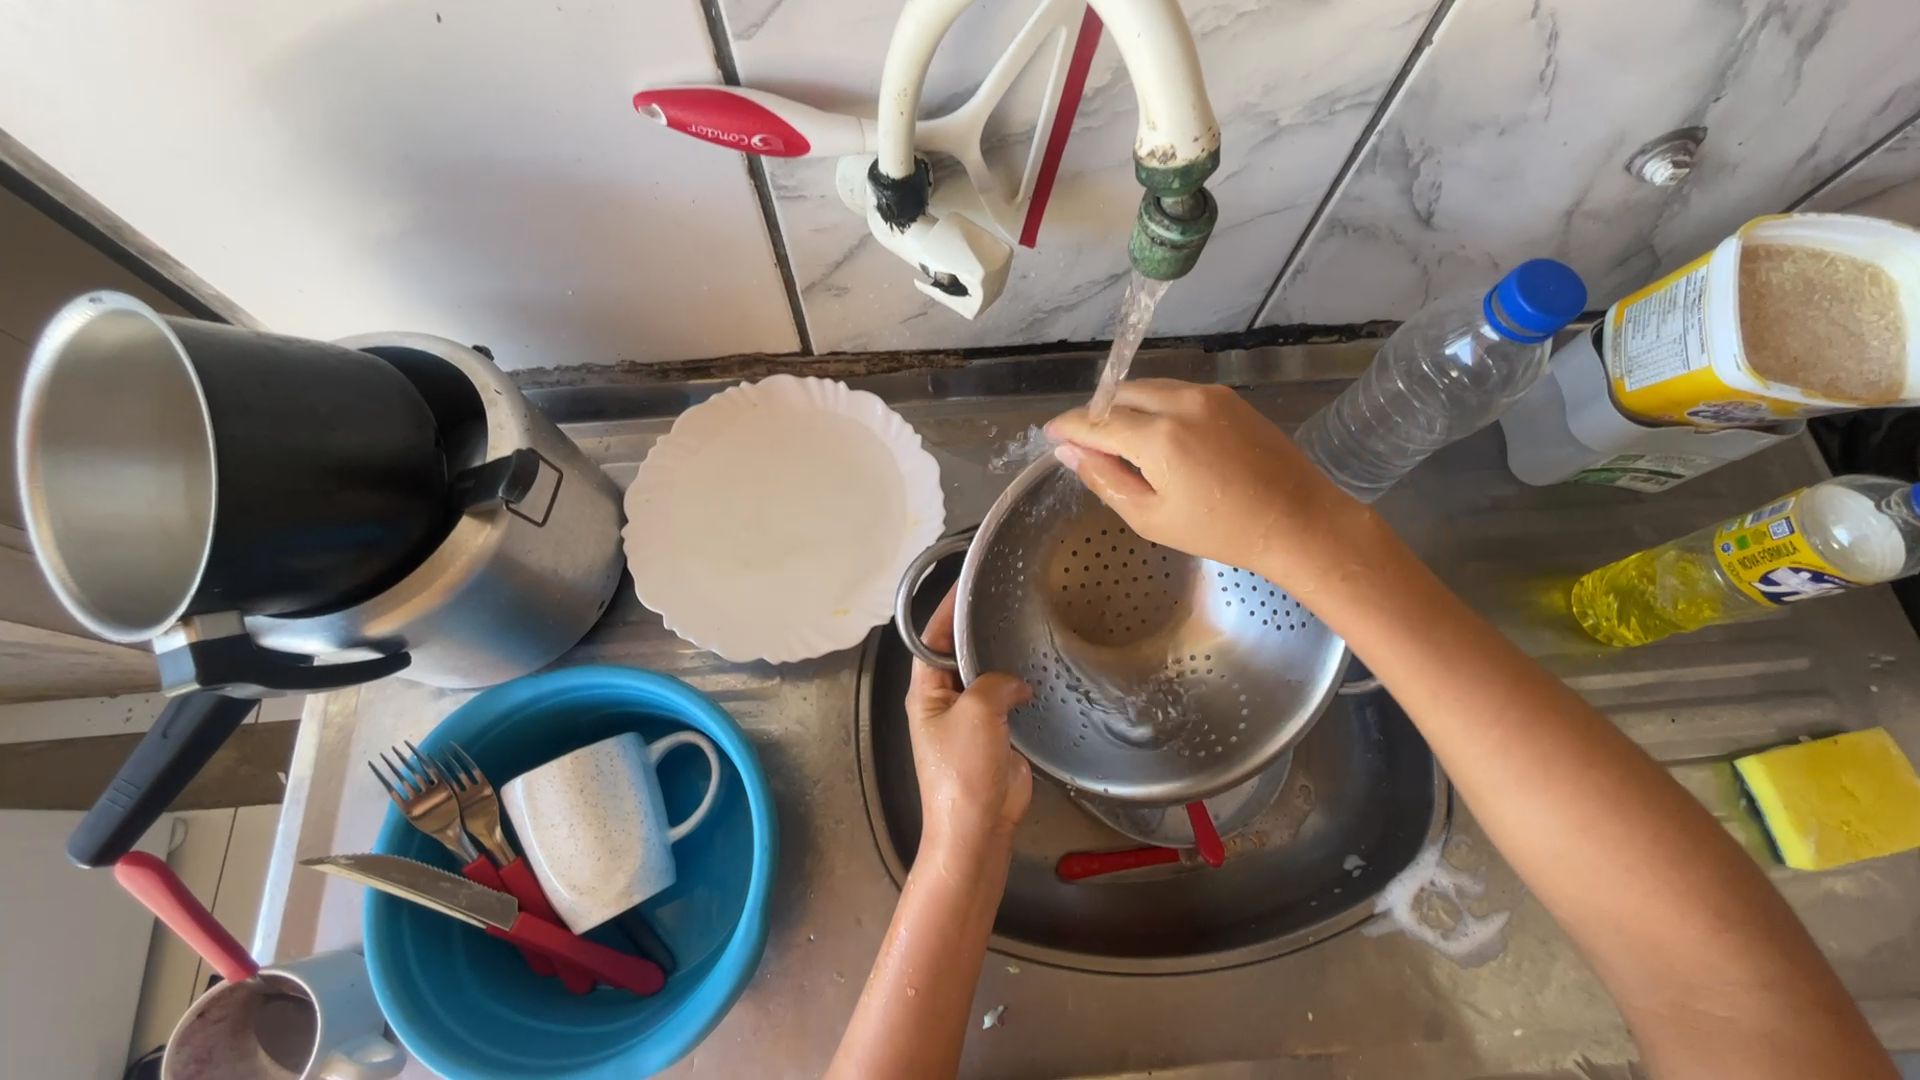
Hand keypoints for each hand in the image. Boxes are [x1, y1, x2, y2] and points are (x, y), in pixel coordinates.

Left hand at [907, 587, 1033, 849]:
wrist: (979, 827)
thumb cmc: (964, 769)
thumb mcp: (976, 712)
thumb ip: (994, 682)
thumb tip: (1015, 684)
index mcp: (925, 690)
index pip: (931, 637)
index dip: (947, 608)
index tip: (969, 581)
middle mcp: (944, 699)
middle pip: (959, 653)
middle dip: (979, 630)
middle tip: (1008, 600)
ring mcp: (970, 718)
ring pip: (985, 677)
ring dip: (1002, 659)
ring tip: (1027, 628)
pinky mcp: (994, 735)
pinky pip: (1006, 701)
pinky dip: (1019, 686)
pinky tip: (1040, 670)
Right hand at [1045, 379, 1378, 592]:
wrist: (1297, 520)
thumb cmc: (1221, 530)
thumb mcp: (1151, 517)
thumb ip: (1105, 479)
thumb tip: (1070, 452)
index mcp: (1157, 437)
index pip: (1095, 421)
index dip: (1068, 427)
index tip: (1050, 435)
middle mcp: (1179, 402)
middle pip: (1119, 396)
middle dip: (1096, 415)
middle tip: (1086, 445)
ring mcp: (1207, 395)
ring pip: (1147, 388)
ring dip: (1125, 408)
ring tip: (1120, 442)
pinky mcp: (1228, 397)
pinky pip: (1175, 391)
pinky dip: (1153, 406)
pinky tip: (1157, 436)